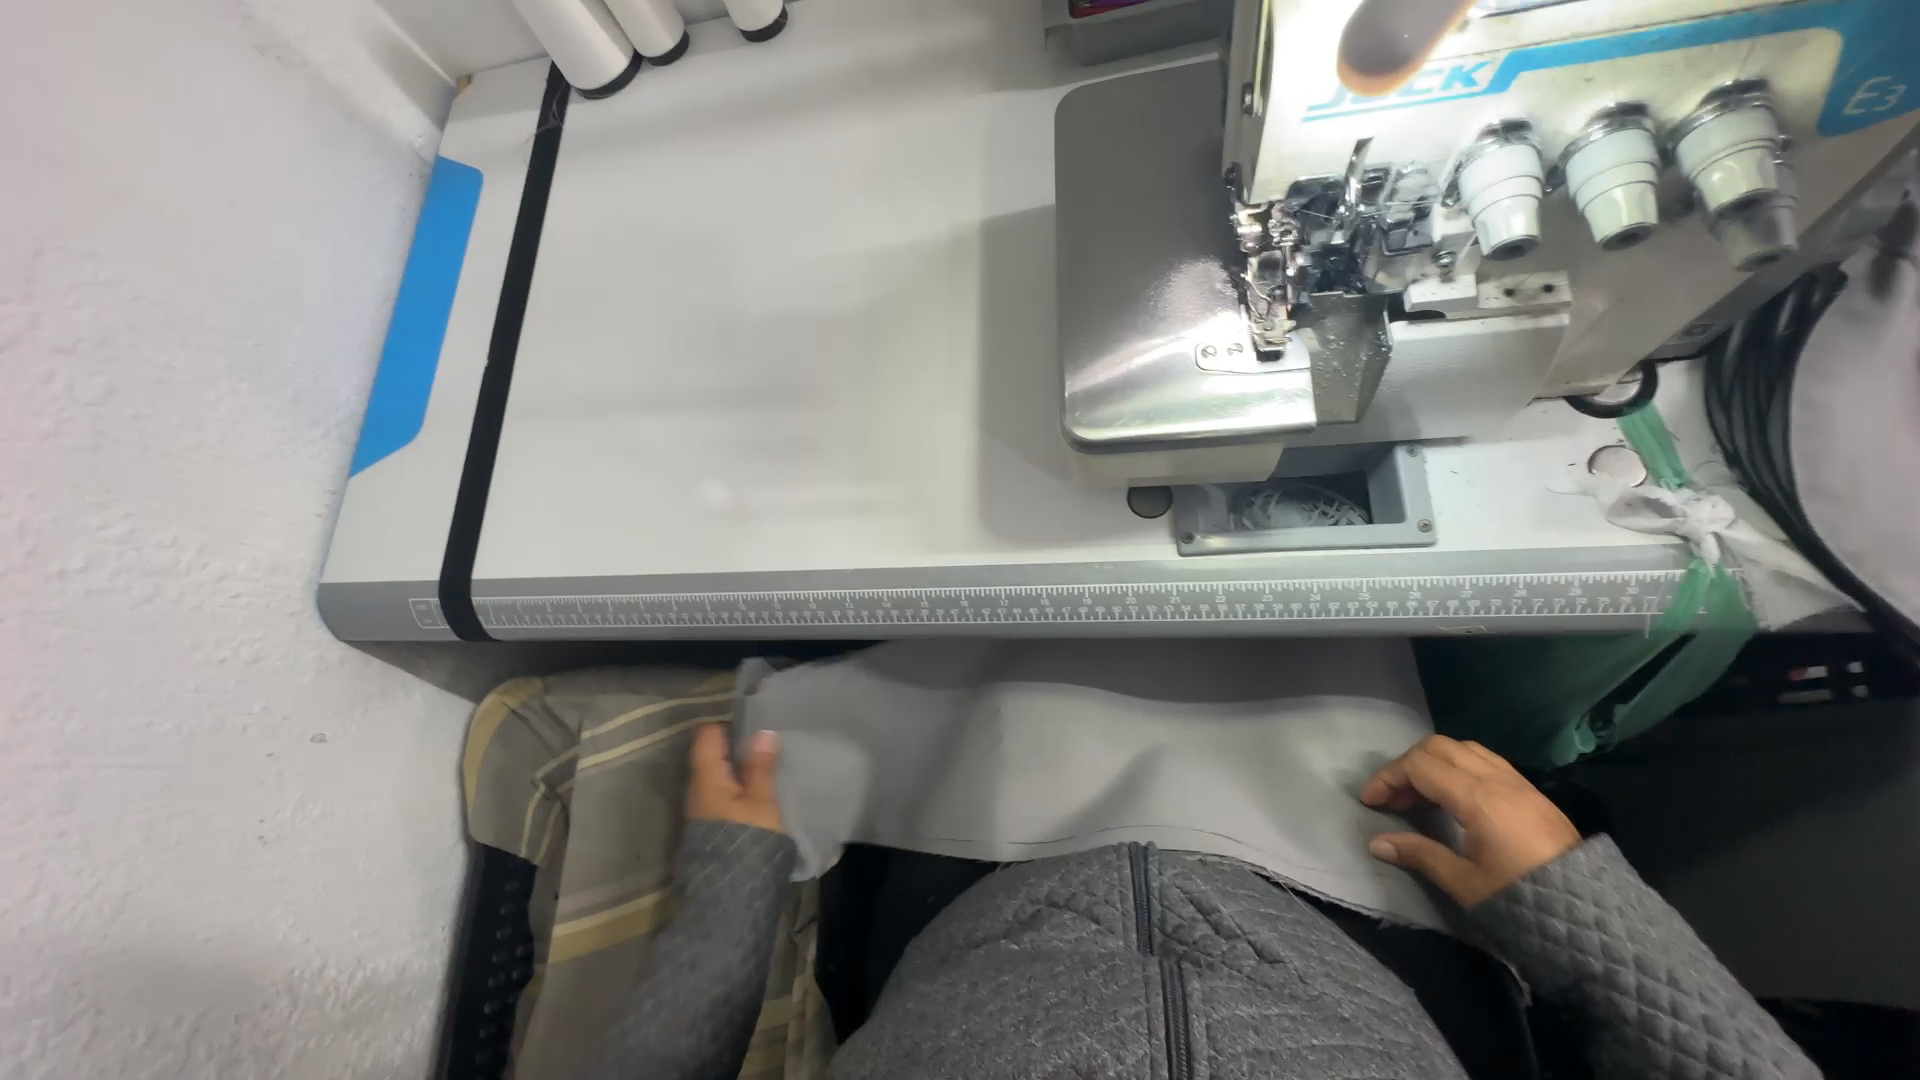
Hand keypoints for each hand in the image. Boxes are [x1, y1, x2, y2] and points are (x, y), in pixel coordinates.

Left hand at [687, 724, 783, 833]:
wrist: (730, 892)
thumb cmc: (747, 839)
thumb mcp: (761, 801)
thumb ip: (761, 767)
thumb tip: (762, 732)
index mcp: (707, 777)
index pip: (706, 735)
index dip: (727, 725)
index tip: (753, 727)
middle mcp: (697, 788)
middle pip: (711, 753)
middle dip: (736, 746)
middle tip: (766, 746)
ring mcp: (701, 806)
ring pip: (716, 773)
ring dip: (738, 767)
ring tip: (766, 767)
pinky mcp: (709, 821)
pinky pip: (720, 791)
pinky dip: (736, 784)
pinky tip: (757, 790)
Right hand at [1360, 735, 1580, 907]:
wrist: (1596, 918)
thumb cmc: (1524, 899)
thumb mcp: (1465, 883)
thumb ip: (1419, 855)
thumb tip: (1376, 843)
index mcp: (1478, 799)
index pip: (1419, 766)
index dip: (1387, 778)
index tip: (1370, 802)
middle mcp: (1498, 780)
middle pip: (1438, 747)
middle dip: (1406, 765)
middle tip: (1393, 797)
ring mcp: (1518, 783)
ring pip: (1463, 748)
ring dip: (1433, 762)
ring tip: (1419, 794)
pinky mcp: (1532, 792)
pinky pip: (1486, 760)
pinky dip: (1458, 766)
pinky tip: (1452, 794)